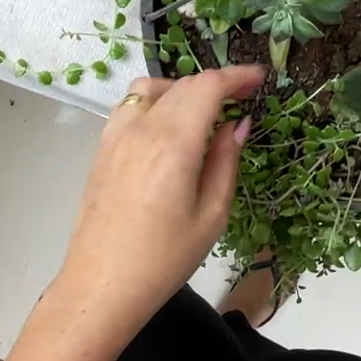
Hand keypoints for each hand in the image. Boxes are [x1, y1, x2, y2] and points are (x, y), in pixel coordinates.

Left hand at [52, 66, 264, 333]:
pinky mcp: (101, 148)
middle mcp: (141, 128)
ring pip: (151, 88)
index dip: (237, 76)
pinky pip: (129, 107)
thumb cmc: (163, 259)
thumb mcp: (212, 215)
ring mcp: (115, 135)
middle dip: (216, 84)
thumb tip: (237, 124)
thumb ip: (226, 161)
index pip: (208, 87)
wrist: (102, 285)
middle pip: (182, 85)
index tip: (259, 79)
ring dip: (181, 89)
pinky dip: (154, 103)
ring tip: (203, 114)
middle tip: (242, 99)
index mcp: (173, 143)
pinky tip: (166, 130)